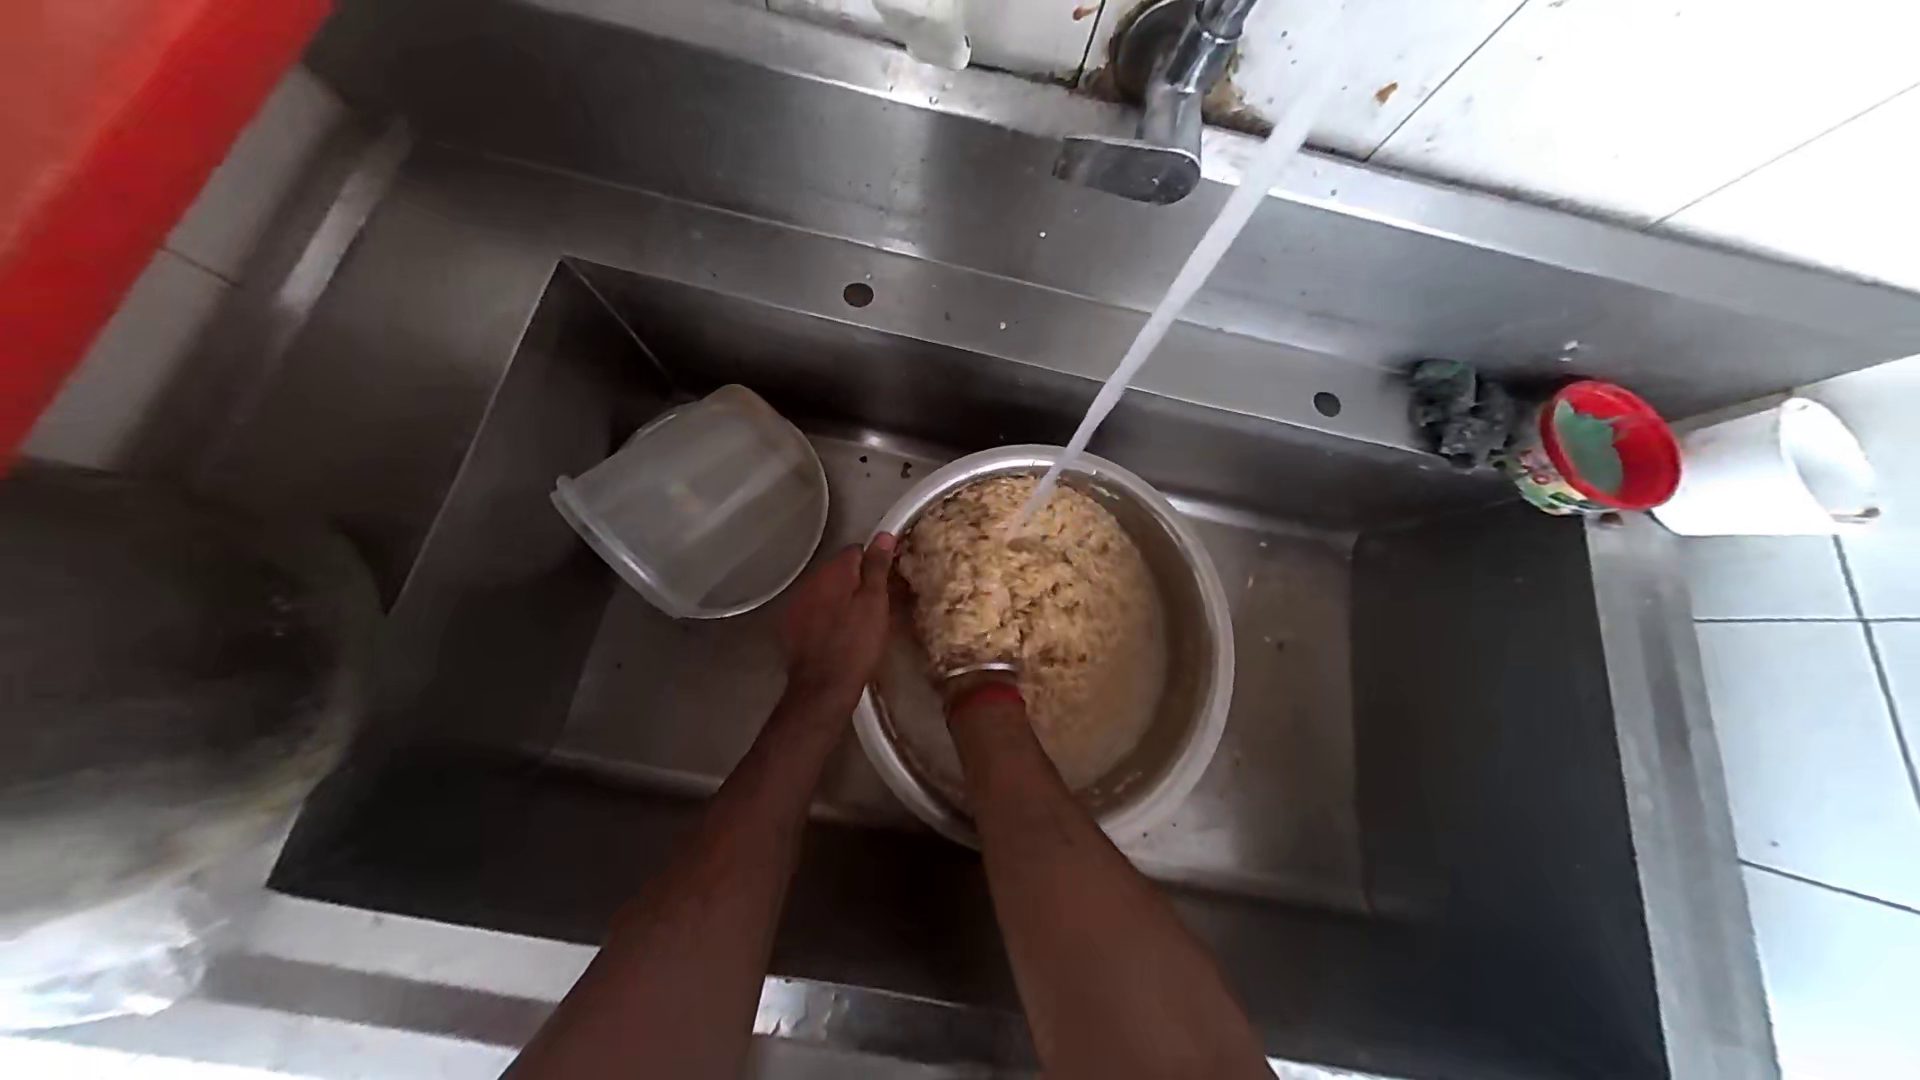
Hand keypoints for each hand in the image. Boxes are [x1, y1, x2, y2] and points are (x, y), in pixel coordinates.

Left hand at [779, 534, 895, 708]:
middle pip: (840, 570)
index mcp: (832, 572)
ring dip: (843, 598)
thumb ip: (876, 567)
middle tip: (880, 604)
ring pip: (828, 591)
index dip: (876, 563)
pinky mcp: (791, 626)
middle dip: (859, 581)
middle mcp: (810, 581)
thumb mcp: (875, 604)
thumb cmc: (856, 645)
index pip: (857, 550)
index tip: (889, 581)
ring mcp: (797, 603)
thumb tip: (882, 535)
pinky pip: (816, 610)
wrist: (823, 688)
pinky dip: (828, 615)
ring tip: (861, 621)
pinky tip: (840, 633)